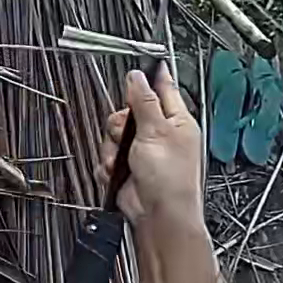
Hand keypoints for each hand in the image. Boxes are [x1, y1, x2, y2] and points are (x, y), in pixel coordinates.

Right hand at [98, 67, 205, 238]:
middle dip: (119, 125)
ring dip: (111, 149)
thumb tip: (138, 76)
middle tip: (125, 134)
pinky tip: (117, 173)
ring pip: (113, 136)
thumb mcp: (156, 131)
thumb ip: (144, 101)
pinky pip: (107, 158)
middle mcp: (159, 135)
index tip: (142, 65)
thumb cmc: (170, 179)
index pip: (163, 89)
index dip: (150, 78)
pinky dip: (107, 166)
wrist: (158, 216)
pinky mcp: (127, 169)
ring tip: (122, 161)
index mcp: (176, 121)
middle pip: (128, 113)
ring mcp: (142, 152)